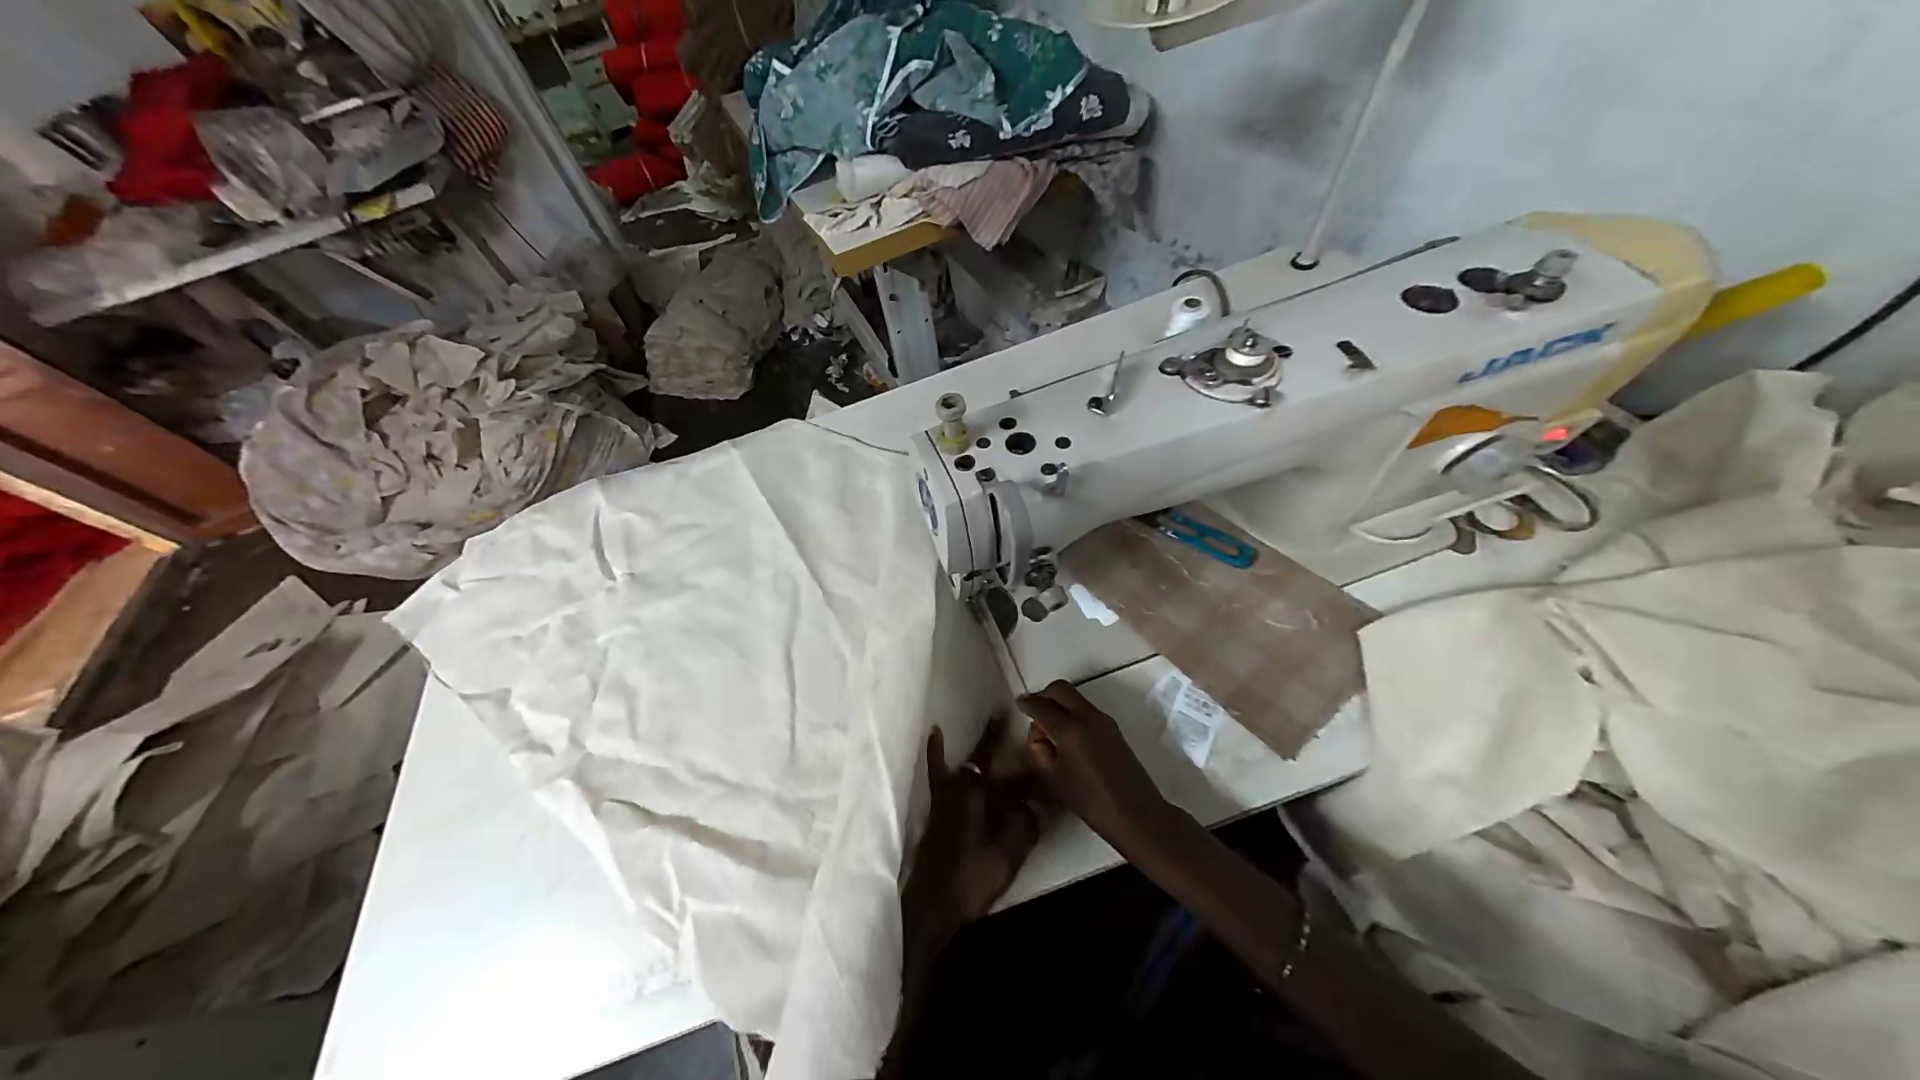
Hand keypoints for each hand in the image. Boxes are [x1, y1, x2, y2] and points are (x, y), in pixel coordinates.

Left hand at [904, 713, 1040, 928]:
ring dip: (982, 749)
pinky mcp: (937, 803)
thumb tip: (1028, 804)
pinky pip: (937, 770)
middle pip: (990, 766)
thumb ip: (1024, 823)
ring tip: (994, 723)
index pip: (1012, 775)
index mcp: (982, 795)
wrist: (933, 903)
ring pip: (969, 765)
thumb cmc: (973, 878)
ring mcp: (946, 793)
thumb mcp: (1010, 854)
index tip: (1038, 755)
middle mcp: (963, 786)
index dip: (1029, 771)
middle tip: (1018, 728)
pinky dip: (936, 751)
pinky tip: (936, 733)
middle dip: (1006, 751)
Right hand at [1018, 680, 1176, 855]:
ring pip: (1075, 697)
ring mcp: (1103, 720)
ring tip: (1051, 733)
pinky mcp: (1113, 728)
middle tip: (1034, 714)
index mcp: (1069, 728)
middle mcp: (1087, 716)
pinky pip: (1086, 709)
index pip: (1041, 705)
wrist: (1135, 813)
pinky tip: (1069, 739)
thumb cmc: (1089, 800)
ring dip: (1059, 704)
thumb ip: (1040, 751)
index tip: (1019, 704)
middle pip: (1060, 689)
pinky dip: (1072, 713)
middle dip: (1044, 696)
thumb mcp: (1053, 779)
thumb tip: (1040, 734)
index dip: (1027, 704)